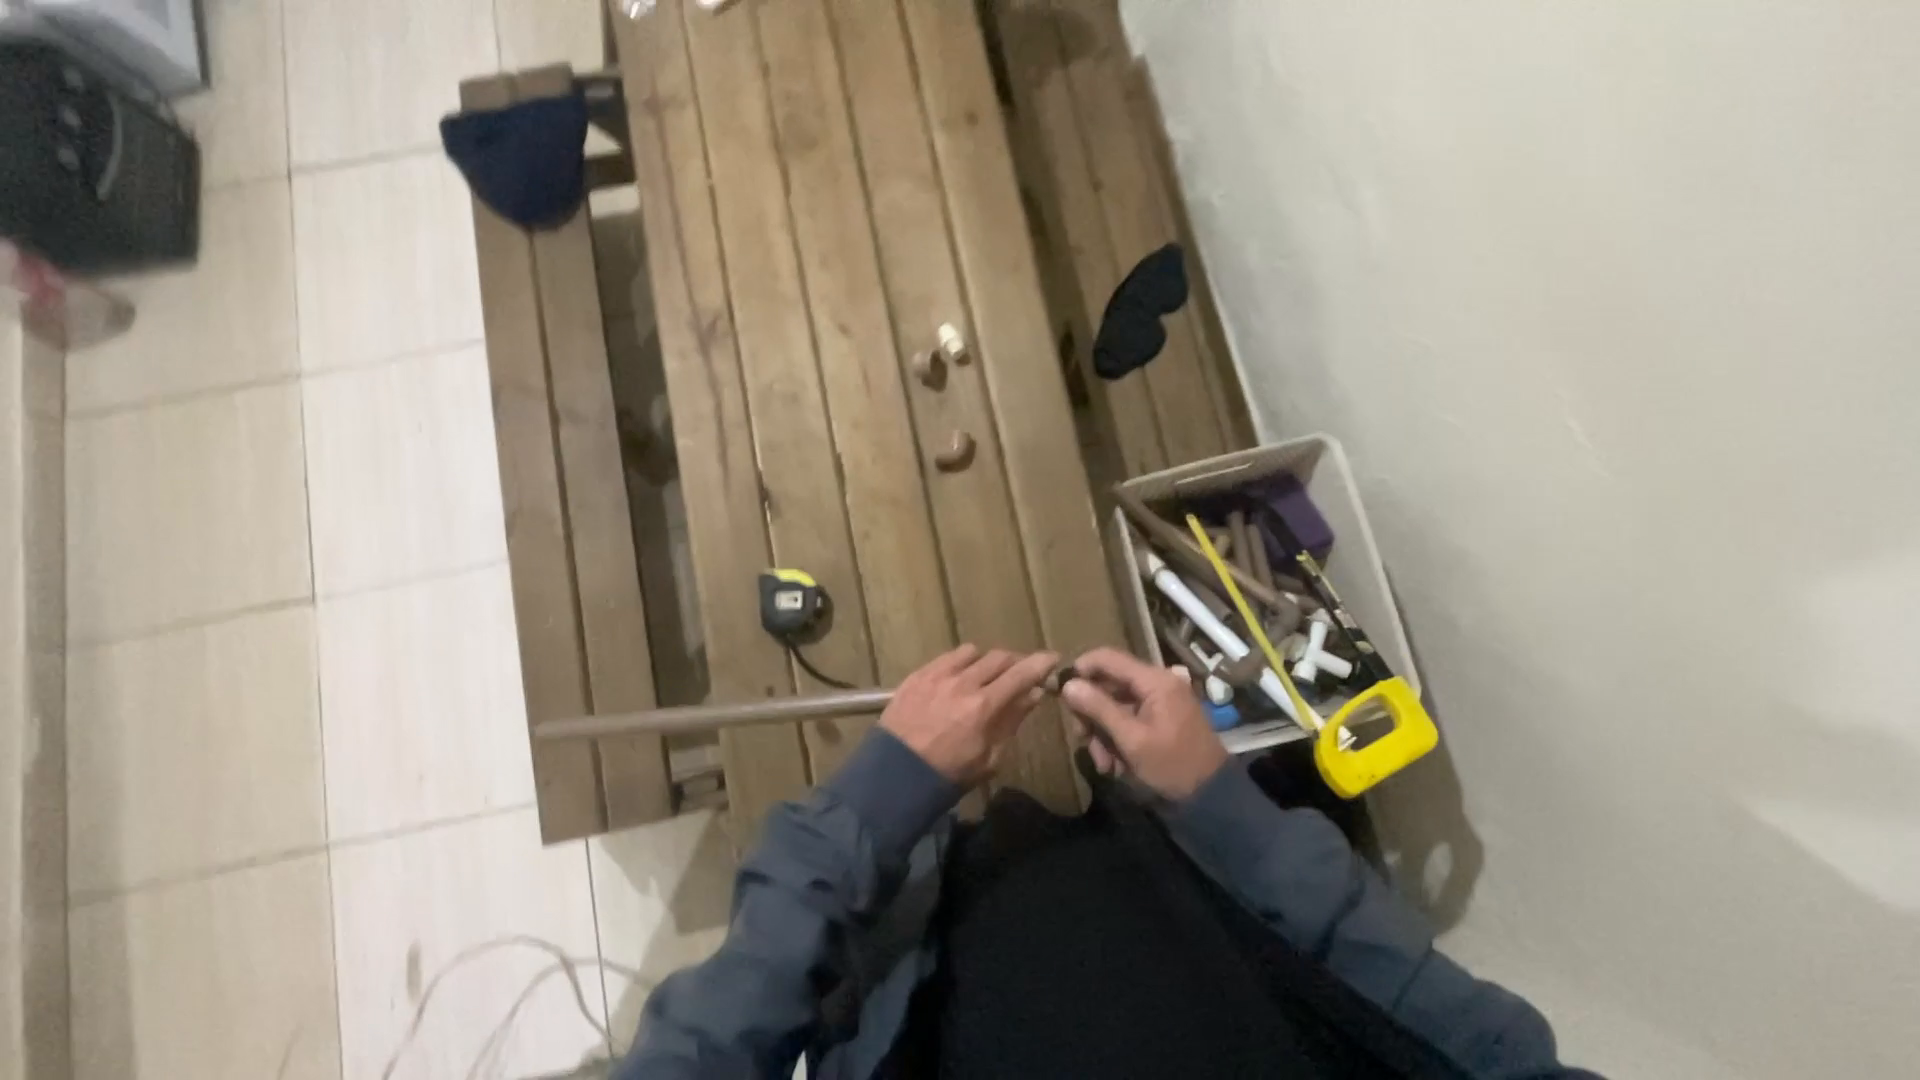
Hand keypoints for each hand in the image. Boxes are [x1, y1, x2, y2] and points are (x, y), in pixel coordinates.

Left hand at [881, 645, 1060, 785]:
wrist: (894, 775)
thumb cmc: (948, 774)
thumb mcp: (989, 757)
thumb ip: (1012, 721)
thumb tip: (1033, 694)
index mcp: (984, 706)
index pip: (1022, 674)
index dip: (1041, 663)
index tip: (1053, 658)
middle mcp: (962, 683)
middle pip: (999, 657)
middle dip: (1016, 662)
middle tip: (1021, 672)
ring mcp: (937, 675)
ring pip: (972, 652)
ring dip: (986, 661)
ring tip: (985, 676)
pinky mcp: (917, 675)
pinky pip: (946, 658)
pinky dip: (960, 663)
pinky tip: (958, 678)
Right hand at [1061, 647, 1228, 798]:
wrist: (1211, 796)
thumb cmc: (1172, 765)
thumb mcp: (1131, 740)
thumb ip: (1099, 709)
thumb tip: (1068, 684)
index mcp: (1155, 680)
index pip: (1107, 658)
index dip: (1081, 669)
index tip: (1060, 692)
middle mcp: (1157, 683)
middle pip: (1109, 684)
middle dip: (1092, 714)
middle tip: (1083, 739)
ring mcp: (1160, 701)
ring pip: (1115, 706)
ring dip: (1103, 733)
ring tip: (1104, 764)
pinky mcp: (1161, 718)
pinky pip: (1129, 719)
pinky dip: (1118, 739)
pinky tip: (1116, 765)